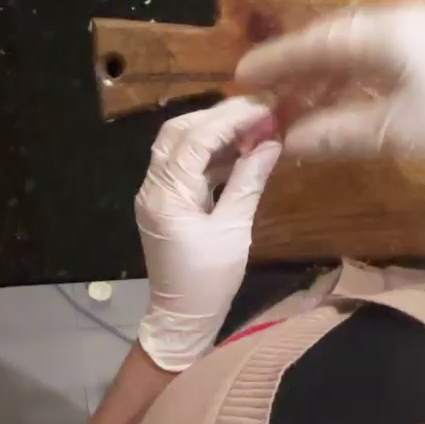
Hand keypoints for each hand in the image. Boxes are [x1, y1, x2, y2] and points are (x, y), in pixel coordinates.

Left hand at [135, 97, 283, 372]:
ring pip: (177, 145)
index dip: (231, 118)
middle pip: (178, 132)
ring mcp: (154, 194)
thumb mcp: (234, 230)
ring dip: (212, 131)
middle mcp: (153, 187)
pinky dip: (208, 152)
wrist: (180, 317)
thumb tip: (271, 142)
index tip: (264, 106)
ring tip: (252, 125)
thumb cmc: (208, 281)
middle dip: (217, 116)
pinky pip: (182, 165)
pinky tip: (238, 150)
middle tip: (258, 109)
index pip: (195, 139)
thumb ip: (249, 181)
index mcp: (167, 195)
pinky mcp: (164, 202)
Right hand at [234, 1, 424, 179]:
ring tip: (297, 107)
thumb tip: (288, 141)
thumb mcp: (394, 130)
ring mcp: (417, 34)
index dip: (273, 62)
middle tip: (265, 97)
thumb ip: (334, 134)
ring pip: (352, 52)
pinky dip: (349, 82)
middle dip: (294, 69)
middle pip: (328, 42)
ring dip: (321, 78)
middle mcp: (394, 23)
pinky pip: (375, 61)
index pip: (311, 43)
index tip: (240, 78)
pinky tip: (340, 104)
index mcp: (381, 33)